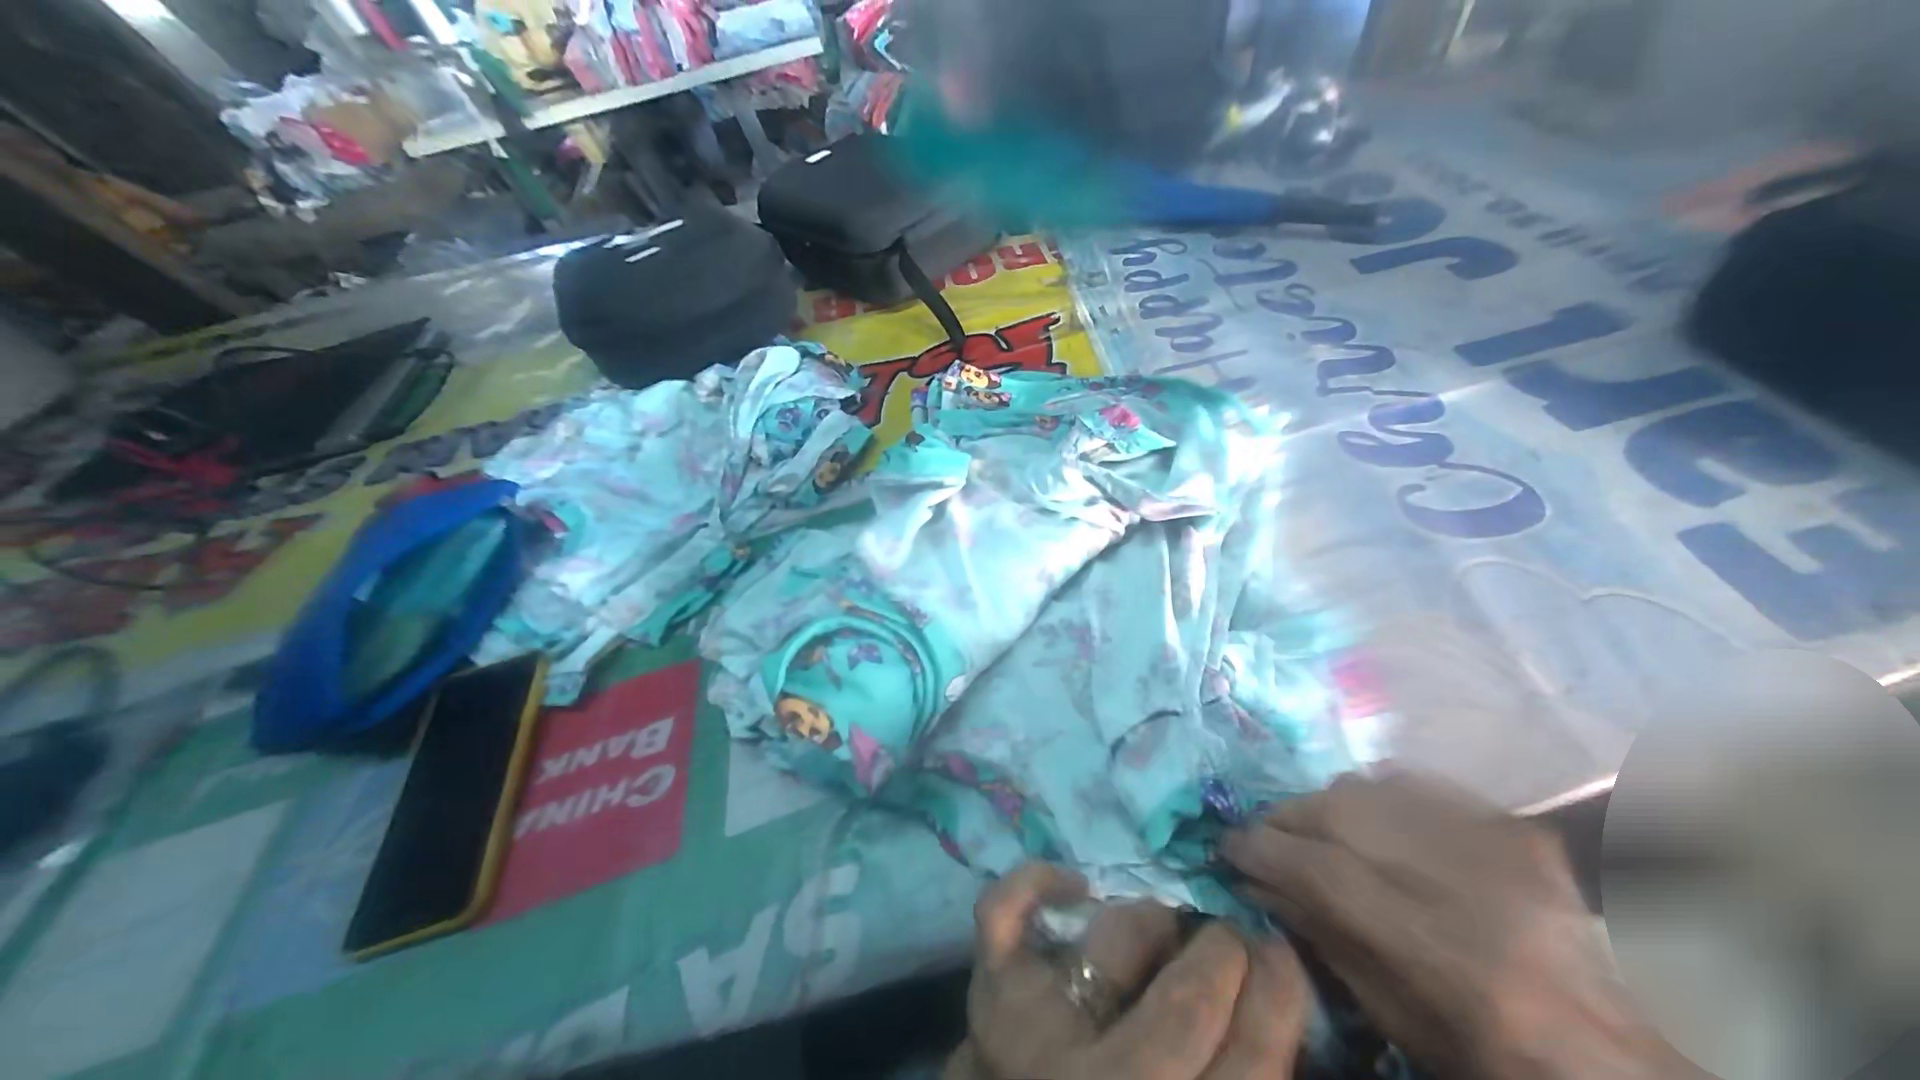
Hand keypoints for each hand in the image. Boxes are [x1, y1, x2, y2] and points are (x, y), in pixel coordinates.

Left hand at [949, 862, 1311, 1079]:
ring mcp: (1033, 1026)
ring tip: (1163, 929)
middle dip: (1223, 952)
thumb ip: (1235, 1060)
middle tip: (1227, 937)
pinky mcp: (987, 986)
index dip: (1279, 996)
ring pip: (1115, 936)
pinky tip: (1078, 885)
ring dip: (1152, 919)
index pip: (1251, 1061)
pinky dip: (1039, 881)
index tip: (1280, 954)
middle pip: (1187, 999)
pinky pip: (1004, 910)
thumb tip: (1271, 991)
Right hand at [1223, 774, 1701, 1079]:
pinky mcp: (1512, 828)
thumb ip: (1317, 933)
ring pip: (1373, 787)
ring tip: (1313, 828)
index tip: (1227, 846)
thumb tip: (1252, 875)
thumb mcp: (1388, 1011)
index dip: (1260, 848)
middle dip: (1285, 817)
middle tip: (1263, 835)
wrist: (1598, 1050)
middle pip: (1342, 811)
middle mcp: (1467, 885)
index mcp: (1437, 950)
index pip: (1320, 869)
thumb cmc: (1477, 1045)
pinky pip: (1416, 783)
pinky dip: (1375, 792)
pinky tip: (1368, 816)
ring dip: (1325, 803)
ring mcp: (1497, 847)